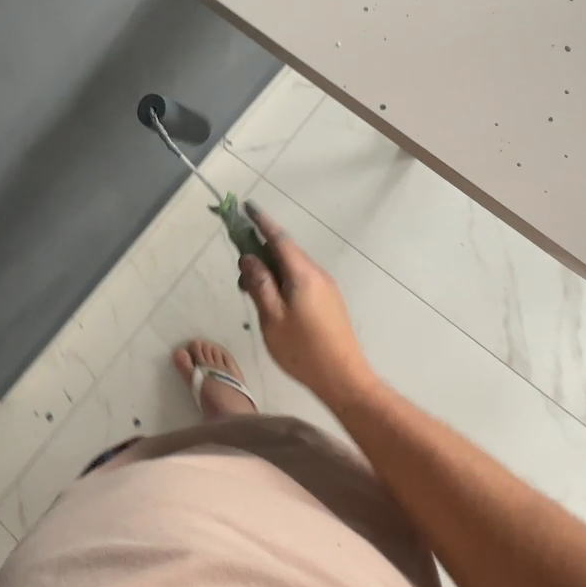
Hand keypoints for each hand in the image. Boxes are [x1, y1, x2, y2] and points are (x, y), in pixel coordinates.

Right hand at [238, 202, 377, 406]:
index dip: (261, 221)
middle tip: (240, 273)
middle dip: (260, 252)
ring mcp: (326, 287)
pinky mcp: (329, 301)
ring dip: (270, 270)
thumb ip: (259, 284)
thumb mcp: (272, 318)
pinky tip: (272, 301)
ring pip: (292, 267)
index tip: (245, 207)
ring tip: (252, 292)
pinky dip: (282, 280)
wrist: (345, 379)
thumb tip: (249, 258)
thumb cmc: (303, 350)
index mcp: (302, 274)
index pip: (278, 238)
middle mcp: (317, 274)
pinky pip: (300, 279)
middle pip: (285, 251)